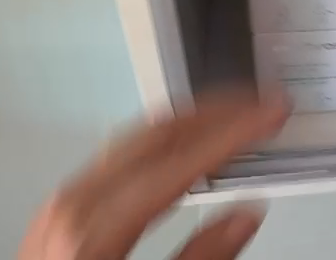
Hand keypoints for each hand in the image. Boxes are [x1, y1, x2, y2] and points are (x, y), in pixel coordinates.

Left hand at [18, 89, 290, 259]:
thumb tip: (246, 215)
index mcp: (93, 231)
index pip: (182, 157)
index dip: (236, 129)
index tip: (274, 112)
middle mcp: (75, 202)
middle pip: (161, 130)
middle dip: (221, 110)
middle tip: (264, 104)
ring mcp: (64, 200)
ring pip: (141, 132)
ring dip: (196, 117)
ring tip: (236, 115)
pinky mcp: (62, 207)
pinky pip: (123, 150)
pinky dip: (166, 136)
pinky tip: (187, 142)